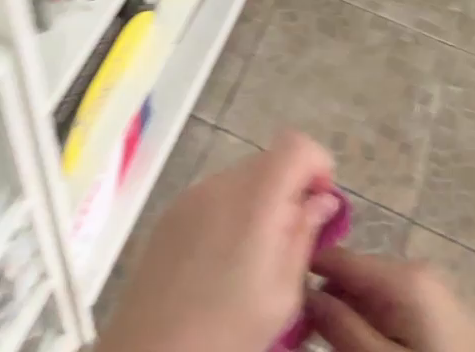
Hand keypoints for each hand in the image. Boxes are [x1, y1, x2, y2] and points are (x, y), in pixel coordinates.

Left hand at [99, 130, 342, 351]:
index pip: (296, 143)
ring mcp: (191, 194)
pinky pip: (213, 197)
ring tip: (254, 259)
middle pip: (269, 161)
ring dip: (259, 204)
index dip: (317, 166)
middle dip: (290, 190)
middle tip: (291, 241)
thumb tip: (322, 200)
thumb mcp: (283, 292)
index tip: (320, 206)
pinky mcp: (170, 212)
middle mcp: (221, 183)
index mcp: (255, 197)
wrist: (152, 347)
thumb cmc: (227, 328)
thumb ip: (305, 235)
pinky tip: (222, 262)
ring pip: (241, 180)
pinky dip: (230, 214)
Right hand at [306, 248, 474, 351]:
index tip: (277, 299)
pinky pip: (389, 308)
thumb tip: (302, 293)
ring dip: (346, 318)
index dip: (302, 274)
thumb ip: (339, 326)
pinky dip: (370, 326)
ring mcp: (429, 290)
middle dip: (324, 303)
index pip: (333, 256)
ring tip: (327, 345)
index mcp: (401, 277)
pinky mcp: (437, 312)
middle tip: (301, 337)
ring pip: (367, 294)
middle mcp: (414, 270)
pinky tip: (361, 348)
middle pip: (350, 276)